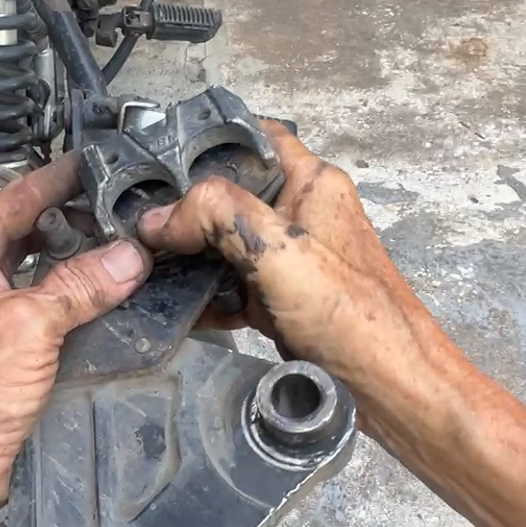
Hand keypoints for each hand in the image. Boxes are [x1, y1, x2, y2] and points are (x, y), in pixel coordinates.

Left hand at [0, 153, 150, 526]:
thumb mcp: (27, 326)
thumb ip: (79, 285)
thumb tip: (125, 257)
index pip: (13, 200)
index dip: (54, 180)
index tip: (90, 165)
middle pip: (24, 234)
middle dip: (71, 221)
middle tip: (119, 211)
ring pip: (35, 274)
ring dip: (74, 263)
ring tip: (121, 251)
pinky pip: (41, 312)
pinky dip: (71, 303)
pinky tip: (102, 303)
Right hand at [136, 124, 459, 449]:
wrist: (388, 388)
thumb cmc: (348, 314)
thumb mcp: (278, 249)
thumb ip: (216, 216)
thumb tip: (155, 220)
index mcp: (311, 184)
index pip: (253, 138)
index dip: (207, 141)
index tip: (158, 161)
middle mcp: (298, 214)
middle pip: (229, 194)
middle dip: (184, 207)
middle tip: (137, 219)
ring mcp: (287, 260)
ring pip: (224, 242)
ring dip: (187, 252)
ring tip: (141, 259)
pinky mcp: (276, 299)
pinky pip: (229, 285)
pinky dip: (202, 293)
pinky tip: (171, 304)